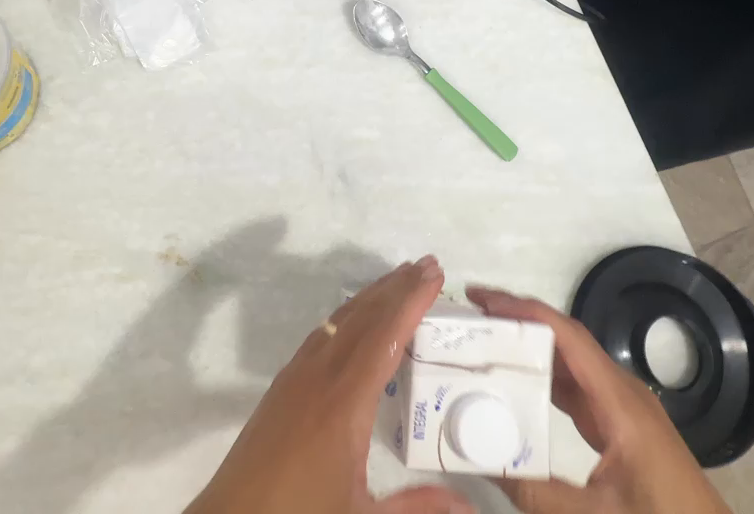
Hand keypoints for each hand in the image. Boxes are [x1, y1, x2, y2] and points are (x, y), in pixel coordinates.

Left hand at [185, 256, 470, 513]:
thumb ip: (419, 507)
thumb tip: (471, 507)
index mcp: (345, 402)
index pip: (385, 337)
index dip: (411, 302)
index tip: (435, 275)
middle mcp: (319, 376)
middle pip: (363, 317)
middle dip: (396, 287)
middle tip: (428, 264)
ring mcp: (296, 376)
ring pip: (339, 321)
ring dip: (372, 297)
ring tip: (399, 280)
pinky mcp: (283, 385)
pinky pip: (322, 335)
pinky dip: (348, 316)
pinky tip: (357, 321)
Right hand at [466, 288, 730, 513]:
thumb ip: (532, 491)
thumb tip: (472, 459)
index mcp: (621, 402)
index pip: (568, 336)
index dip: (524, 310)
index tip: (482, 300)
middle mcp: (624, 393)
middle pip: (567, 340)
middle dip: (519, 321)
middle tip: (471, 315)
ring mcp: (625, 409)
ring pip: (571, 362)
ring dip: (530, 347)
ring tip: (484, 341)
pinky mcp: (623, 427)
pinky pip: (578, 388)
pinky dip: (544, 377)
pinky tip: (516, 384)